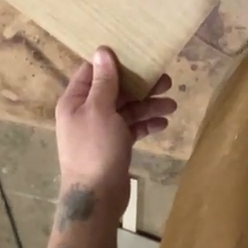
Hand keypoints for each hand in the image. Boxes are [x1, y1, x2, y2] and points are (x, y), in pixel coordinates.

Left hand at [54, 47, 175, 202]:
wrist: (97, 198)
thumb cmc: (95, 149)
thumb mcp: (100, 109)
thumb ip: (104, 81)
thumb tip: (102, 50)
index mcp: (75, 100)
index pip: (93, 71)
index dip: (114, 61)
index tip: (138, 54)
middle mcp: (86, 111)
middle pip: (116, 89)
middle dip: (141, 85)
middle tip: (166, 82)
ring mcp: (101, 128)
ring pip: (127, 108)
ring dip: (148, 105)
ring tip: (172, 105)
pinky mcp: (114, 143)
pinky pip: (132, 126)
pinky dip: (146, 123)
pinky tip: (163, 123)